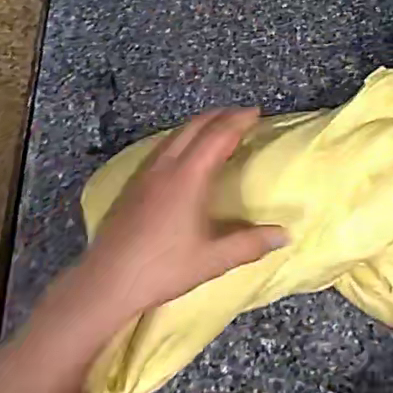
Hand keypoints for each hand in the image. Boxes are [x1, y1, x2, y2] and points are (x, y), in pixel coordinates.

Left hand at [66, 108, 288, 322]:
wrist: (108, 280)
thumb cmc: (163, 268)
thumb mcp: (213, 260)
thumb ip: (250, 244)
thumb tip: (285, 234)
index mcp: (188, 177)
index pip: (217, 136)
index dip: (238, 121)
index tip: (256, 112)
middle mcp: (166, 167)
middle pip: (194, 127)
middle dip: (219, 115)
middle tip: (241, 114)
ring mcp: (145, 173)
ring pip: (175, 134)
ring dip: (198, 124)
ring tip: (216, 126)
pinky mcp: (132, 184)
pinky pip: (161, 147)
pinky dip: (180, 137)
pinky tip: (181, 151)